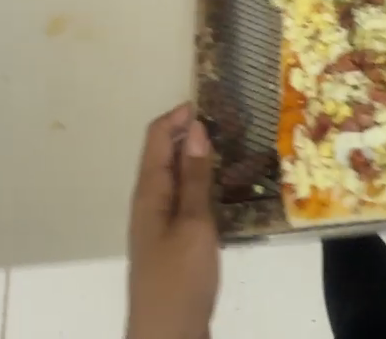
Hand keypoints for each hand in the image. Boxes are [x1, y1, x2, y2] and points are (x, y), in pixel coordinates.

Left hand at [126, 104, 218, 338]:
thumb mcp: (193, 224)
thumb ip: (194, 177)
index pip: (156, 136)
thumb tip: (195, 128)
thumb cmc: (179, 281)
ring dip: (200, 159)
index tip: (213, 103)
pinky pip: (184, 200)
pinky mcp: (172, 244)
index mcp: (148, 192)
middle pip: (165, 153)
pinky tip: (227, 192)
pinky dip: (202, 186)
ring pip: (176, 177)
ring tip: (236, 150)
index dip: (180, 115)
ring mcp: (158, 224)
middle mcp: (149, 202)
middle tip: (233, 124)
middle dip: (193, 133)